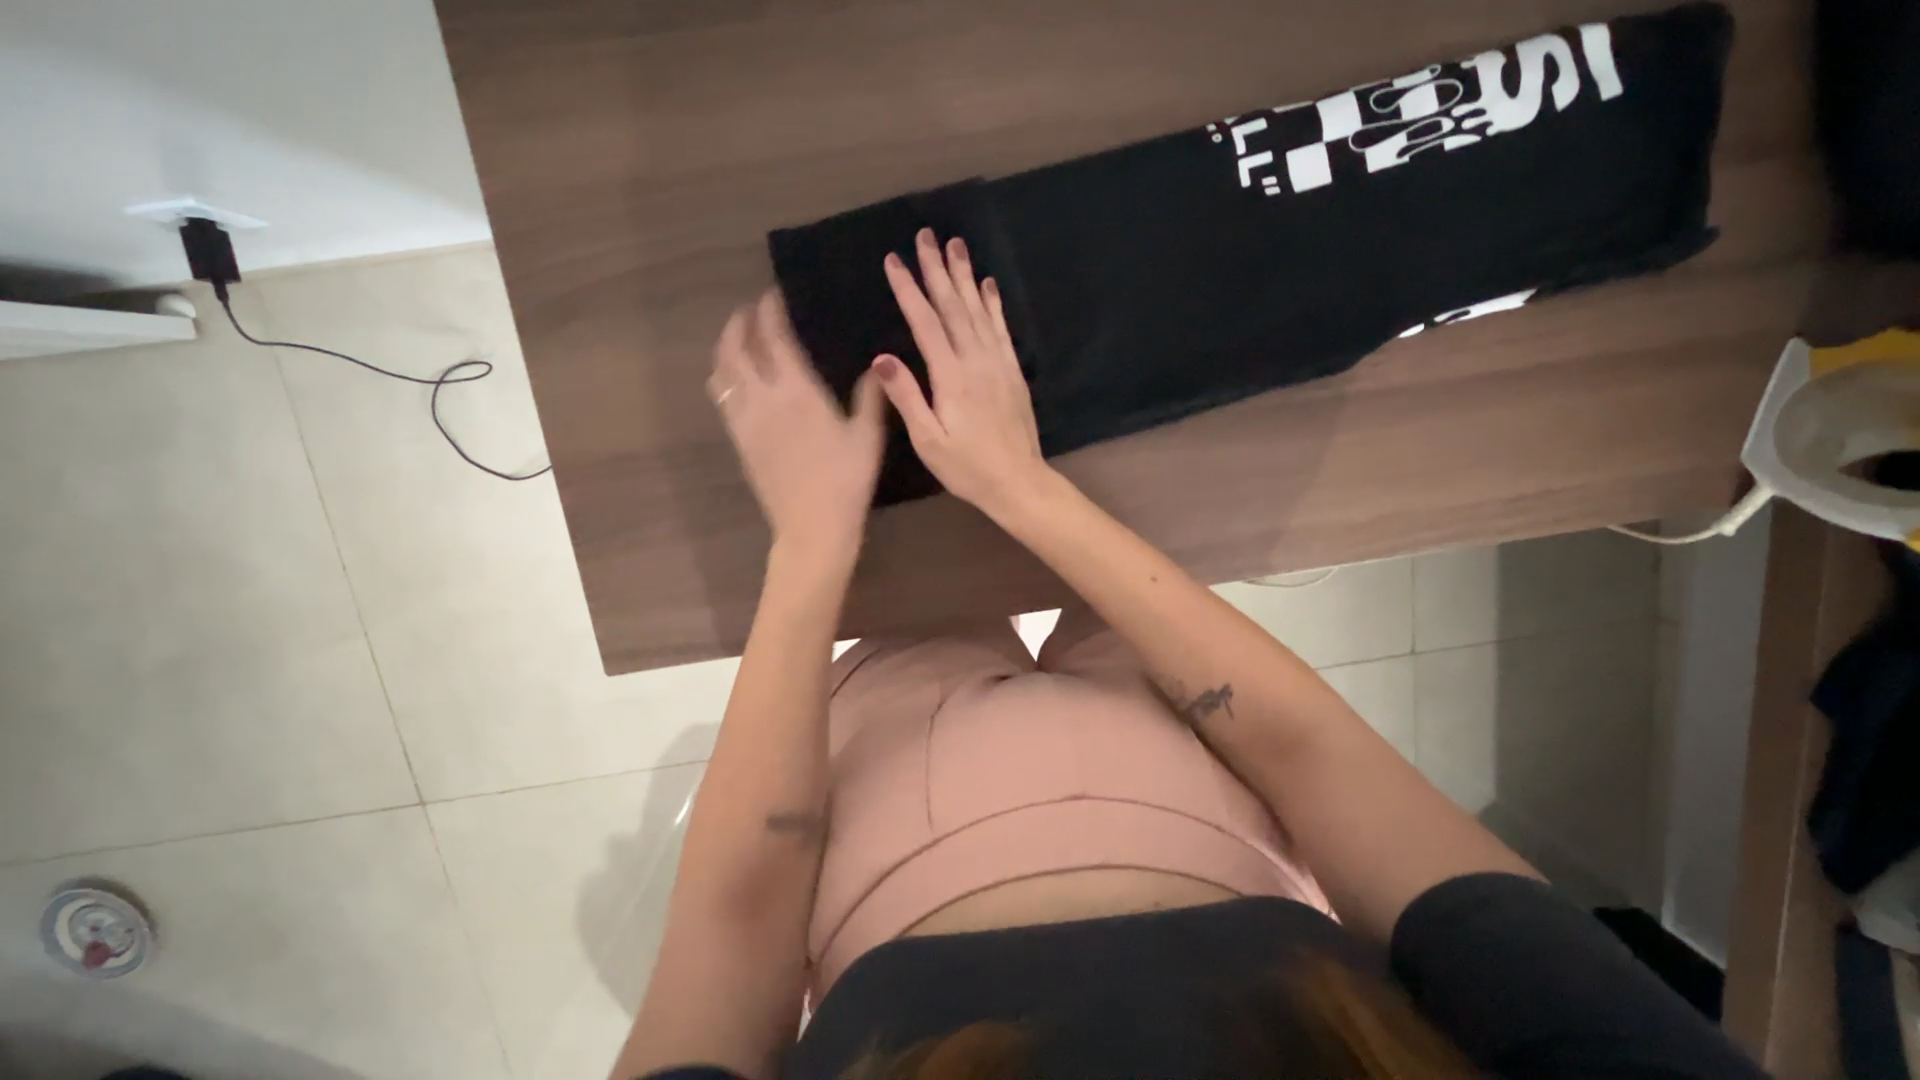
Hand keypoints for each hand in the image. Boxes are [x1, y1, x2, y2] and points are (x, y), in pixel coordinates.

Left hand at [710, 290, 886, 568]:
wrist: (811, 527)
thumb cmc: (846, 481)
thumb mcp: (868, 437)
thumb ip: (870, 397)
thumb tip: (877, 367)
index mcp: (798, 391)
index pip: (774, 336)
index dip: (771, 310)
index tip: (775, 294)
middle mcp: (764, 397)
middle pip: (737, 347)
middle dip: (740, 321)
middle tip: (751, 310)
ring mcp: (746, 420)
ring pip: (723, 371)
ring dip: (726, 346)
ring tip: (738, 337)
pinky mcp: (739, 440)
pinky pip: (722, 397)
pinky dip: (723, 376)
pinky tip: (735, 377)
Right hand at [871, 228, 1052, 517]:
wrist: (1018, 481)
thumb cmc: (967, 467)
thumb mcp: (928, 440)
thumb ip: (907, 397)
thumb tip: (882, 358)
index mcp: (950, 377)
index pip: (925, 323)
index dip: (908, 290)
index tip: (894, 260)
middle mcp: (976, 361)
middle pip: (954, 307)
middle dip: (937, 270)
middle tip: (926, 236)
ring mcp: (998, 364)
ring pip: (979, 311)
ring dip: (966, 277)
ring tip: (956, 245)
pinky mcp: (1013, 371)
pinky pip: (1002, 329)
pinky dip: (994, 304)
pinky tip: (988, 285)